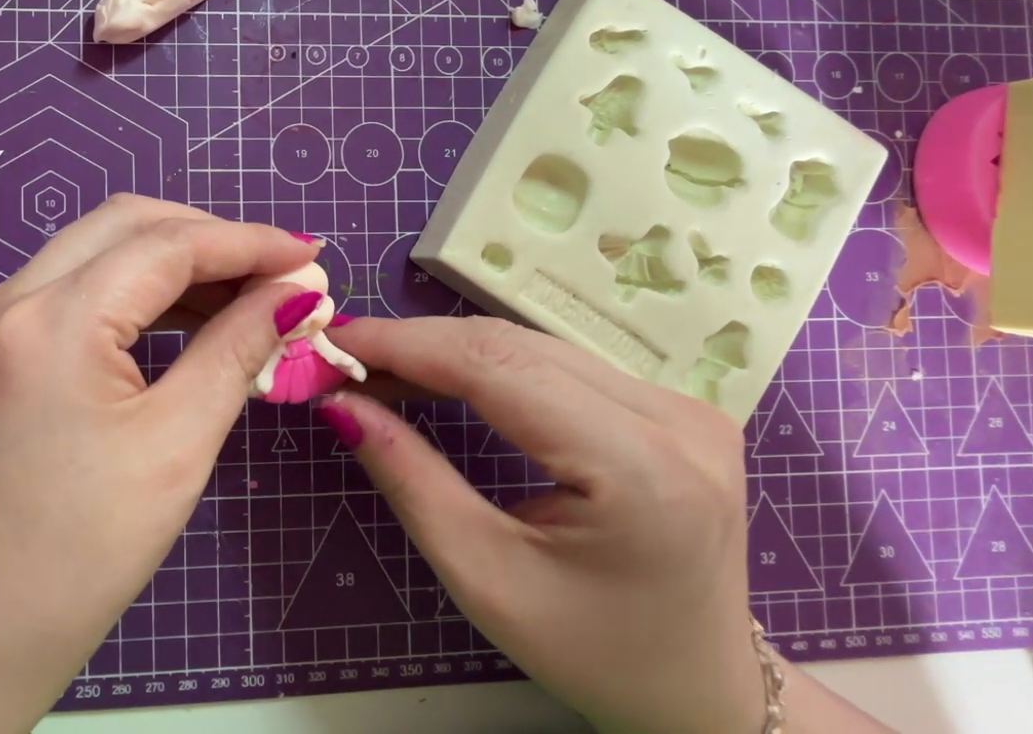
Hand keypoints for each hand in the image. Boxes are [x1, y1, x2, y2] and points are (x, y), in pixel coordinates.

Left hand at [0, 195, 318, 732]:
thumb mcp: (177, 444)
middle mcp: (10, 296)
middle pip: (126, 224)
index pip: (165, 244)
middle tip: (277, 275)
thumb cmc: (86, 549)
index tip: (310, 257)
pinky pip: (71, 284)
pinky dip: (131, 288)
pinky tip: (183, 315)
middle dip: (209, 238)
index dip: (247, 242)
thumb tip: (295, 295)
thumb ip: (236, 349)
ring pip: (96, 247)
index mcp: (52, 319)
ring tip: (244, 296)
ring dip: (171, 260)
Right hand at [322, 316, 767, 733]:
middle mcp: (673, 418)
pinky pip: (552, 363)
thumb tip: (339, 402)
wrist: (702, 690)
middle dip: (414, 343)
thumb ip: (409, 477)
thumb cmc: (590, 652)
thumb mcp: (482, 576)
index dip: (404, 344)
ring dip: (442, 350)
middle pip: (512, 345)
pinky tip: (434, 377)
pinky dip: (481, 365)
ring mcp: (680, 405)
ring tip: (373, 369)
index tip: (330, 342)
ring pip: (529, 345)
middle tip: (339, 358)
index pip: (498, 368)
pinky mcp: (668, 406)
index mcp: (640, 470)